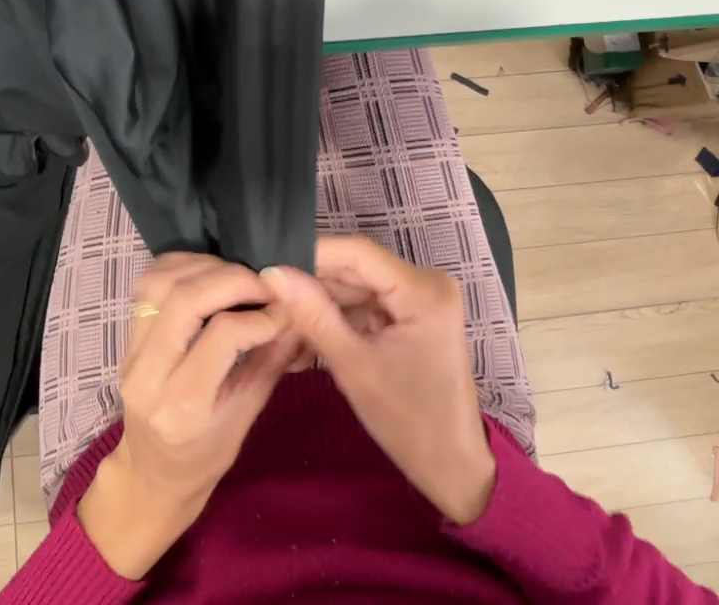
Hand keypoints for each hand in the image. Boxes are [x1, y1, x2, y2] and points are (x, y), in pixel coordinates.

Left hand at [78, 253, 299, 578]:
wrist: (151, 473)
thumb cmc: (206, 456)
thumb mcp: (248, 415)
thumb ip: (271, 361)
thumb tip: (298, 313)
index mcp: (183, 407)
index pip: (222, 334)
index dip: (260, 314)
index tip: (286, 310)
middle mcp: (147, 375)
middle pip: (184, 299)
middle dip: (233, 279)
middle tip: (265, 283)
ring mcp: (129, 353)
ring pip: (160, 283)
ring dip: (205, 267)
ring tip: (239, 277)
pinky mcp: (126, 337)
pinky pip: (148, 284)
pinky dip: (181, 267)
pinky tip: (209, 274)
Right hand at [263, 235, 496, 524]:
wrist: (452, 467)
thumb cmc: (408, 421)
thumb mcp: (352, 365)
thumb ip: (311, 314)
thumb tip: (270, 271)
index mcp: (422, 289)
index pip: (357, 252)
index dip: (311, 254)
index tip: (266, 267)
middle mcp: (426, 282)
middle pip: (356, 270)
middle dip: (312, 287)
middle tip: (267, 303)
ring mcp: (420, 299)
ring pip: (356, 289)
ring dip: (320, 308)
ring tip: (281, 330)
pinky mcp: (412, 316)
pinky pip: (367, 307)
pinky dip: (338, 322)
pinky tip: (306, 342)